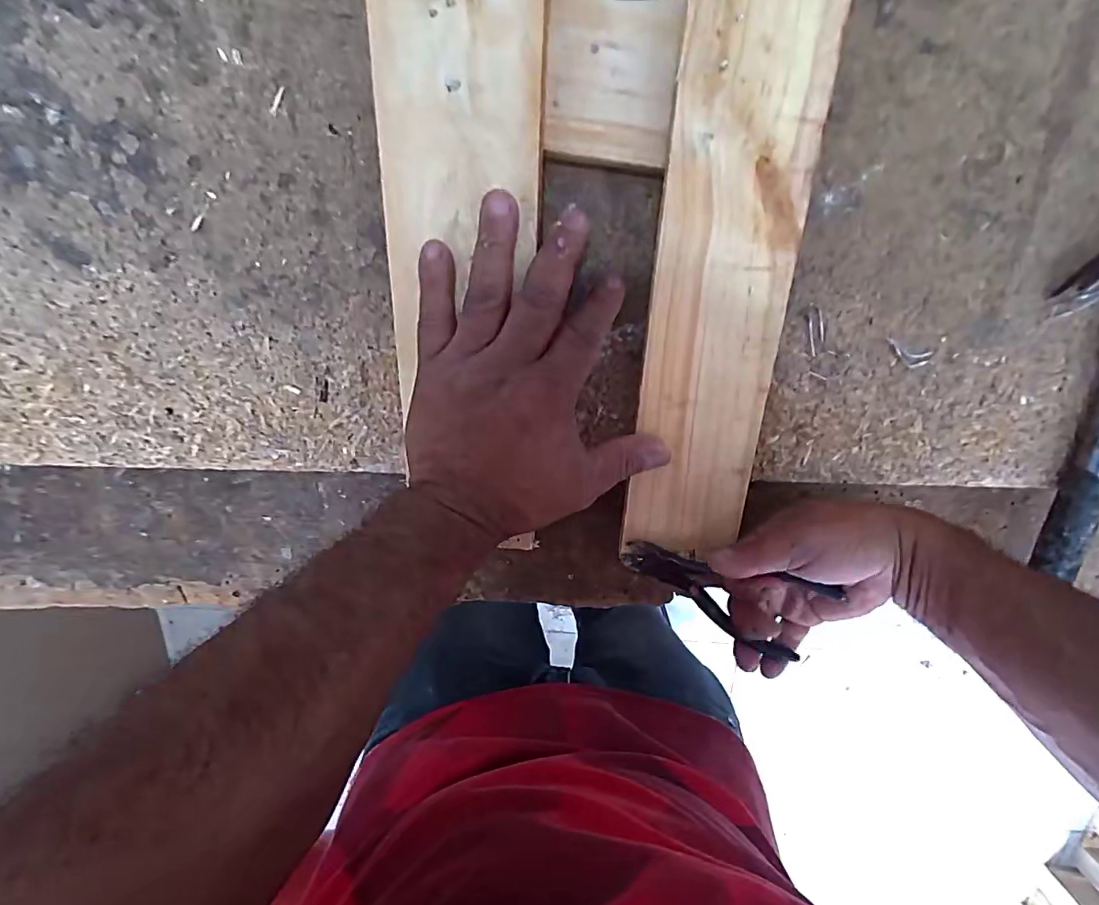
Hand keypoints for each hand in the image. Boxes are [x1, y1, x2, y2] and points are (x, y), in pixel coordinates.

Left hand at [406, 191, 670, 540]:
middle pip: (539, 302)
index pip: (581, 338)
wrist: (455, 509)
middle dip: (559, 256)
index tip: (614, 276)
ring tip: (501, 200)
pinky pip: (433, 321)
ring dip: (495, 248)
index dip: (600, 306)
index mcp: (550, 391)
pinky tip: (435, 247)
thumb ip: (621, 459)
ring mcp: (469, 362)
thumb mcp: (580, 484)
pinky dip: (434, 285)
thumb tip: (665, 449)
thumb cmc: (520, 496)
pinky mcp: (435, 369)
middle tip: (571, 214)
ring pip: (486, 298)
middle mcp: (512, 365)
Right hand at [708, 501, 926, 677]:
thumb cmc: (845, 537)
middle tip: (750, 644)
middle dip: (742, 626)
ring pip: (761, 621)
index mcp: (766, 545)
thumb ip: (755, 555)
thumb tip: (712, 560)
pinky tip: (771, 670)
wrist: (896, 557)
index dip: (728, 594)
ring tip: (751, 665)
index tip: (724, 612)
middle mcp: (773, 569)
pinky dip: (777, 653)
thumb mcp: (797, 540)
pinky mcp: (808, 612)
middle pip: (745, 602)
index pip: (733, 572)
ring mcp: (790, 592)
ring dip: (753, 643)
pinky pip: (786, 635)